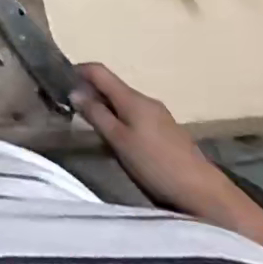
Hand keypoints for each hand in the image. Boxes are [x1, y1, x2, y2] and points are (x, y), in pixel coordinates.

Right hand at [73, 62, 230, 211]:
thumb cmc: (156, 165)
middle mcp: (146, 100)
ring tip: (87, 123)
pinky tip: (114, 138)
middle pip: (112, 86)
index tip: (59, 79)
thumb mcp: (119, 141)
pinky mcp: (166, 132)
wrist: (204, 193)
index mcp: (132, 98)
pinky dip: (118, 119)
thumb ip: (96, 115)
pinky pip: (134, 115)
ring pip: (123, 102)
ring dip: (104, 106)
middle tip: (68, 106)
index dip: (79, 70)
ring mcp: (158, 116)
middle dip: (89, 91)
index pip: (100, 71)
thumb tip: (74, 91)